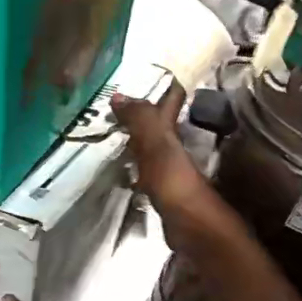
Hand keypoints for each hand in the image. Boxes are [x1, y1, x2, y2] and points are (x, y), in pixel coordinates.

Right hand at [110, 84, 232, 242]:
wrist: (192, 228)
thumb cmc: (176, 184)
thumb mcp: (157, 147)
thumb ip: (140, 122)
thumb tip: (118, 95)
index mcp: (173, 134)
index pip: (169, 102)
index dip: (160, 86)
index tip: (143, 73)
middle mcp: (173, 148)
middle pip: (158, 123)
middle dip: (140, 112)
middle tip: (113, 104)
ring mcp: (167, 170)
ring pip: (150, 146)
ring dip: (133, 138)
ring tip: (109, 131)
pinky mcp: (160, 190)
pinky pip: (142, 168)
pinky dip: (131, 163)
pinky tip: (118, 167)